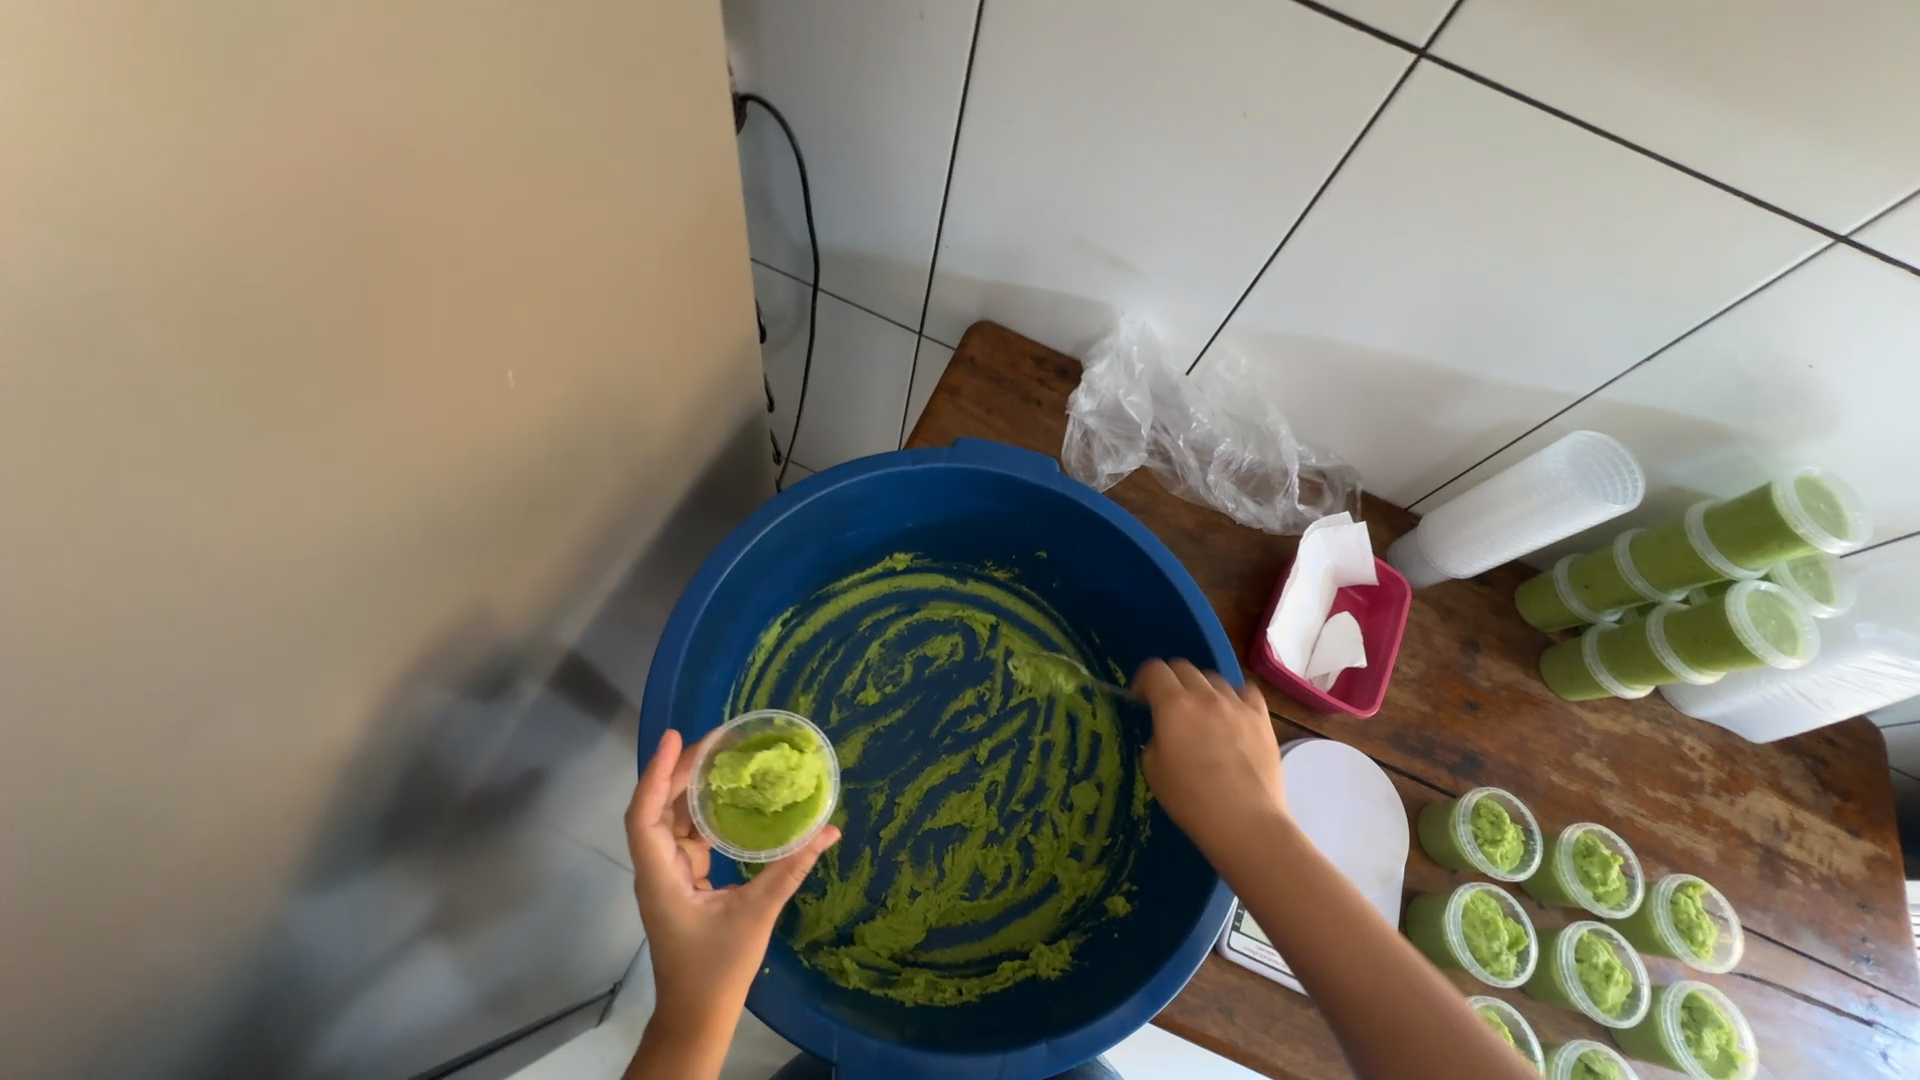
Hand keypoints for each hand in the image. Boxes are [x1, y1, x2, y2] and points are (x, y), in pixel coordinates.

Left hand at [625, 729, 839, 1038]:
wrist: (698, 1014)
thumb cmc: (717, 968)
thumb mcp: (757, 914)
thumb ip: (791, 869)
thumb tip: (829, 830)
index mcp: (661, 876)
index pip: (645, 815)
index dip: (657, 774)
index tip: (676, 738)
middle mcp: (658, 869)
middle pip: (658, 809)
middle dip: (680, 771)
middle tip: (715, 739)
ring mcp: (669, 875)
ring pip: (672, 820)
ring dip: (690, 788)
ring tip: (721, 756)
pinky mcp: (684, 881)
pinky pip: (688, 835)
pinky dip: (703, 811)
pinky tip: (728, 796)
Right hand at [1134, 659, 1287, 869]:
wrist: (1244, 821)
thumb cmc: (1191, 800)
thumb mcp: (1153, 769)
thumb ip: (1154, 738)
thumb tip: (1165, 730)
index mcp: (1173, 706)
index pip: (1153, 670)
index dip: (1143, 681)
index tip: (1142, 700)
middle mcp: (1204, 695)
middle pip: (1183, 667)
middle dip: (1170, 681)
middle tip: (1169, 706)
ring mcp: (1236, 704)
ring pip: (1214, 678)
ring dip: (1201, 688)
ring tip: (1202, 712)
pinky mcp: (1261, 716)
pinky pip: (1245, 690)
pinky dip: (1234, 696)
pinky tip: (1232, 713)